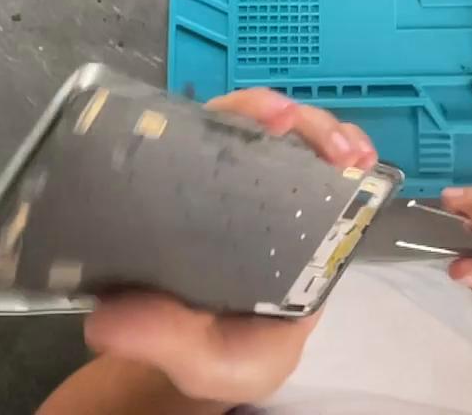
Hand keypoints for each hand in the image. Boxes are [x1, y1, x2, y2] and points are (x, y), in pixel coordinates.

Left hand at [80, 88, 378, 403]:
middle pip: (262, 123)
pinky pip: (328, 163)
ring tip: (355, 153)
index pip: (211, 132)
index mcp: (193, 198)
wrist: (241, 359)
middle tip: (332, 144)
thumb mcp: (189, 354)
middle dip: (301, 119)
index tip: (272, 115)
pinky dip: (349, 150)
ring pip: (299, 135)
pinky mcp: (309, 200)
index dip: (241, 112)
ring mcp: (275, 187)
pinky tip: (366, 159)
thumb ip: (157, 338)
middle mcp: (231, 181)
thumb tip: (104, 321)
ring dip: (331, 132)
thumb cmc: (210, 348)